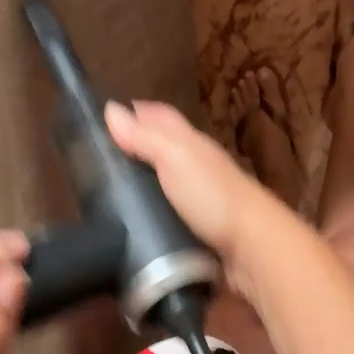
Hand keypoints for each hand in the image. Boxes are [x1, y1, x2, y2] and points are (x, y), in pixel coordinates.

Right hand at [104, 100, 287, 294]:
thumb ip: (145, 137)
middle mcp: (198, 165)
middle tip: (101, 156)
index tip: (109, 115)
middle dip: (138, 145)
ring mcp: (201, 197)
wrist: (252, 245)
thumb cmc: (212, 194)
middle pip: (166, 146)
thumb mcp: (175, 158)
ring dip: (145, 180)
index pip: (163, 117)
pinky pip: (171, 211)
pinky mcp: (200, 228)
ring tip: (109, 191)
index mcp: (192, 143)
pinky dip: (154, 210)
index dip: (139, 112)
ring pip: (169, 180)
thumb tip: (111, 108)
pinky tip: (136, 220)